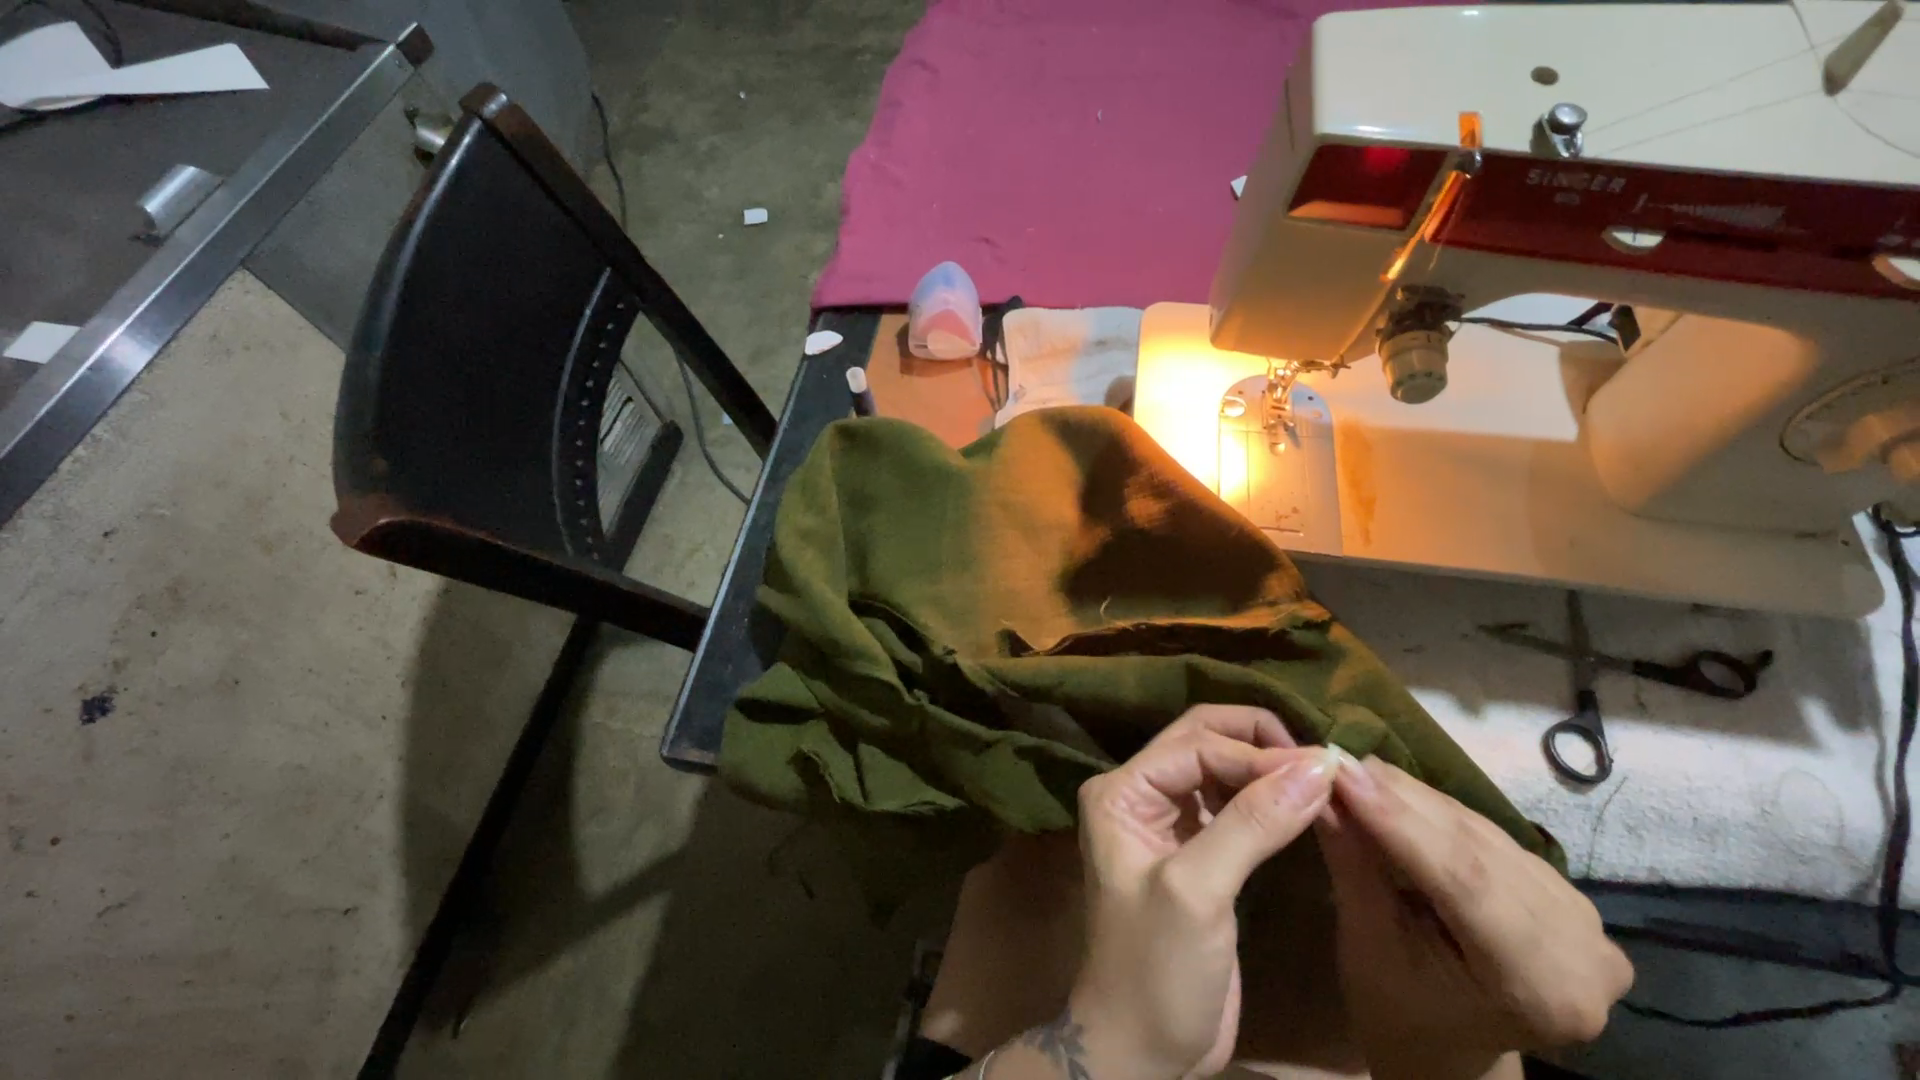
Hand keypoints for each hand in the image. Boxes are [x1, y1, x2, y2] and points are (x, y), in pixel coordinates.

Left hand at [1064, 705, 1340, 1079]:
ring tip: (1322, 780)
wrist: (1143, 1045)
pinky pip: (1234, 804)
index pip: (1195, 744)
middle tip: (1321, 764)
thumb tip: (1320, 765)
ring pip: (1221, 768)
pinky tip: (1304, 806)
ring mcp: (1168, 822)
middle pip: (1204, 741)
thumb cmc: (1156, 968)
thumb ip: (1252, 823)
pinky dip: (1268, 798)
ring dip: (1268, 768)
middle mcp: (1140, 794)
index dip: (1257, 752)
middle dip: (1261, 744)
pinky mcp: (1198, 850)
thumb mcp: (1199, 892)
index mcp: (1122, 791)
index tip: (1322, 769)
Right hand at [1317, 757, 1633, 1079]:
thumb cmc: (1398, 1012)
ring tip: (1356, 771)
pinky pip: (1492, 836)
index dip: (1400, 820)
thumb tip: (1324, 789)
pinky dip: (1436, 812)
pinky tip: (1393, 792)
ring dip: (1414, 798)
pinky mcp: (1569, 893)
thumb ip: (1355, 866)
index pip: (1467, 883)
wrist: (1446, 1047)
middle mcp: (1585, 950)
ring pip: (1483, 834)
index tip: (1342, 771)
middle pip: (1478, 851)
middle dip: (1399, 801)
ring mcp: (1586, 919)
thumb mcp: (1368, 946)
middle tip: (1338, 761)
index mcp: (1543, 989)